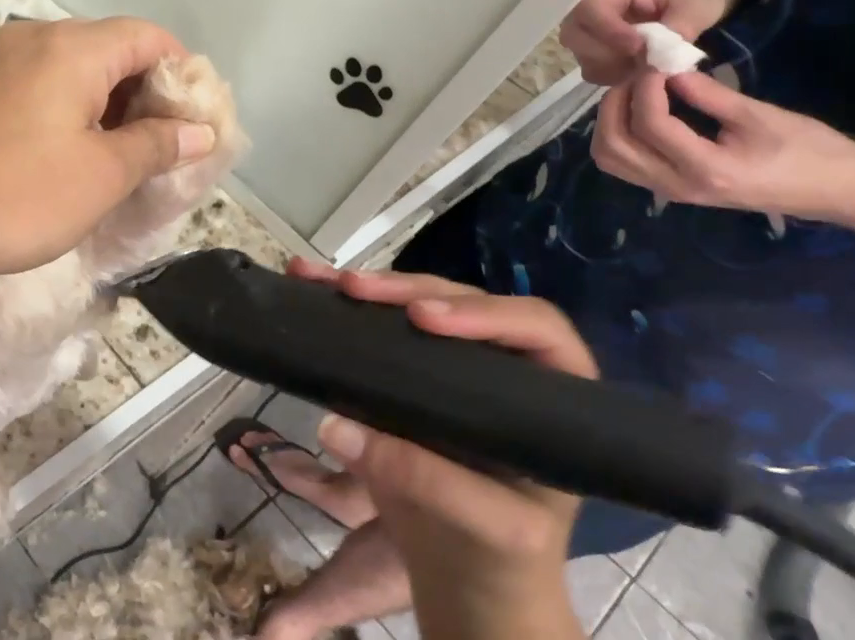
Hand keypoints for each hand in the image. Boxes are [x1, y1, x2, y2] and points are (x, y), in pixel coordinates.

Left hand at [0, 18, 223, 304]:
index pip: (147, 36)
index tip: (192, 124)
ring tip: (119, 160)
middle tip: (160, 149)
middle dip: (143, 93)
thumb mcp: (101, 175)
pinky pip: (36, 86)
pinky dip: (66, 111)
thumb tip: (198, 129)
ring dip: (104, 106)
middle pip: (108, 48)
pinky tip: (69, 156)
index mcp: (70, 47)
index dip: (180, 74)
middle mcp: (30, 38)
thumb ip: (156, 144)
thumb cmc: (15, 197)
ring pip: (71, 70)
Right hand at [287, 260, 591, 637]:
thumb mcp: (487, 526)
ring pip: (411, 306)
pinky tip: (304, 284)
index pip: (535, 330)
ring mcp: (446, 369)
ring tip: (316, 276)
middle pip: (462, 303)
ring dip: (363, 286)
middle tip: (355, 288)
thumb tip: (336, 426)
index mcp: (551, 397)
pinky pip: (372, 331)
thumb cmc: (502, 555)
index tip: (424, 319)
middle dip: (405, 289)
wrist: (464, 579)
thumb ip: (424, 478)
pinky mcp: (399, 377)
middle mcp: (501, 369)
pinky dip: (336, 306)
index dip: (484, 314)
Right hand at [559, 0, 728, 85]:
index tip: (641, 49)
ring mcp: (586, 33)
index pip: (591, 11)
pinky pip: (590, 69)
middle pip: (575, 36)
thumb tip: (660, 56)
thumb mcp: (696, 5)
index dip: (610, 32)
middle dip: (609, 55)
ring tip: (645, 67)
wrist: (688, 3)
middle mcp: (588, 11)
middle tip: (644, 62)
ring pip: (581, 56)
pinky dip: (613, 76)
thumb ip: (679, 27)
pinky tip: (636, 72)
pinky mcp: (591, 51)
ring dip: (613, 68)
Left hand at [591, 70, 854, 229]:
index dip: (644, 89)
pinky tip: (635, 114)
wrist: (838, 192)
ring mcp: (668, 191)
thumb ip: (709, 95)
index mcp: (705, 169)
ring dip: (607, 122)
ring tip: (631, 93)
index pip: (649, 125)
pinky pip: (624, 164)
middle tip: (633, 77)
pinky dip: (617, 137)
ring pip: (610, 158)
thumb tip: (668, 70)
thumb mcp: (762, 116)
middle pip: (613, 144)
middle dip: (613, 105)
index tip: (652, 64)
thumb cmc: (812, 152)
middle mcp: (675, 185)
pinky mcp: (669, 189)